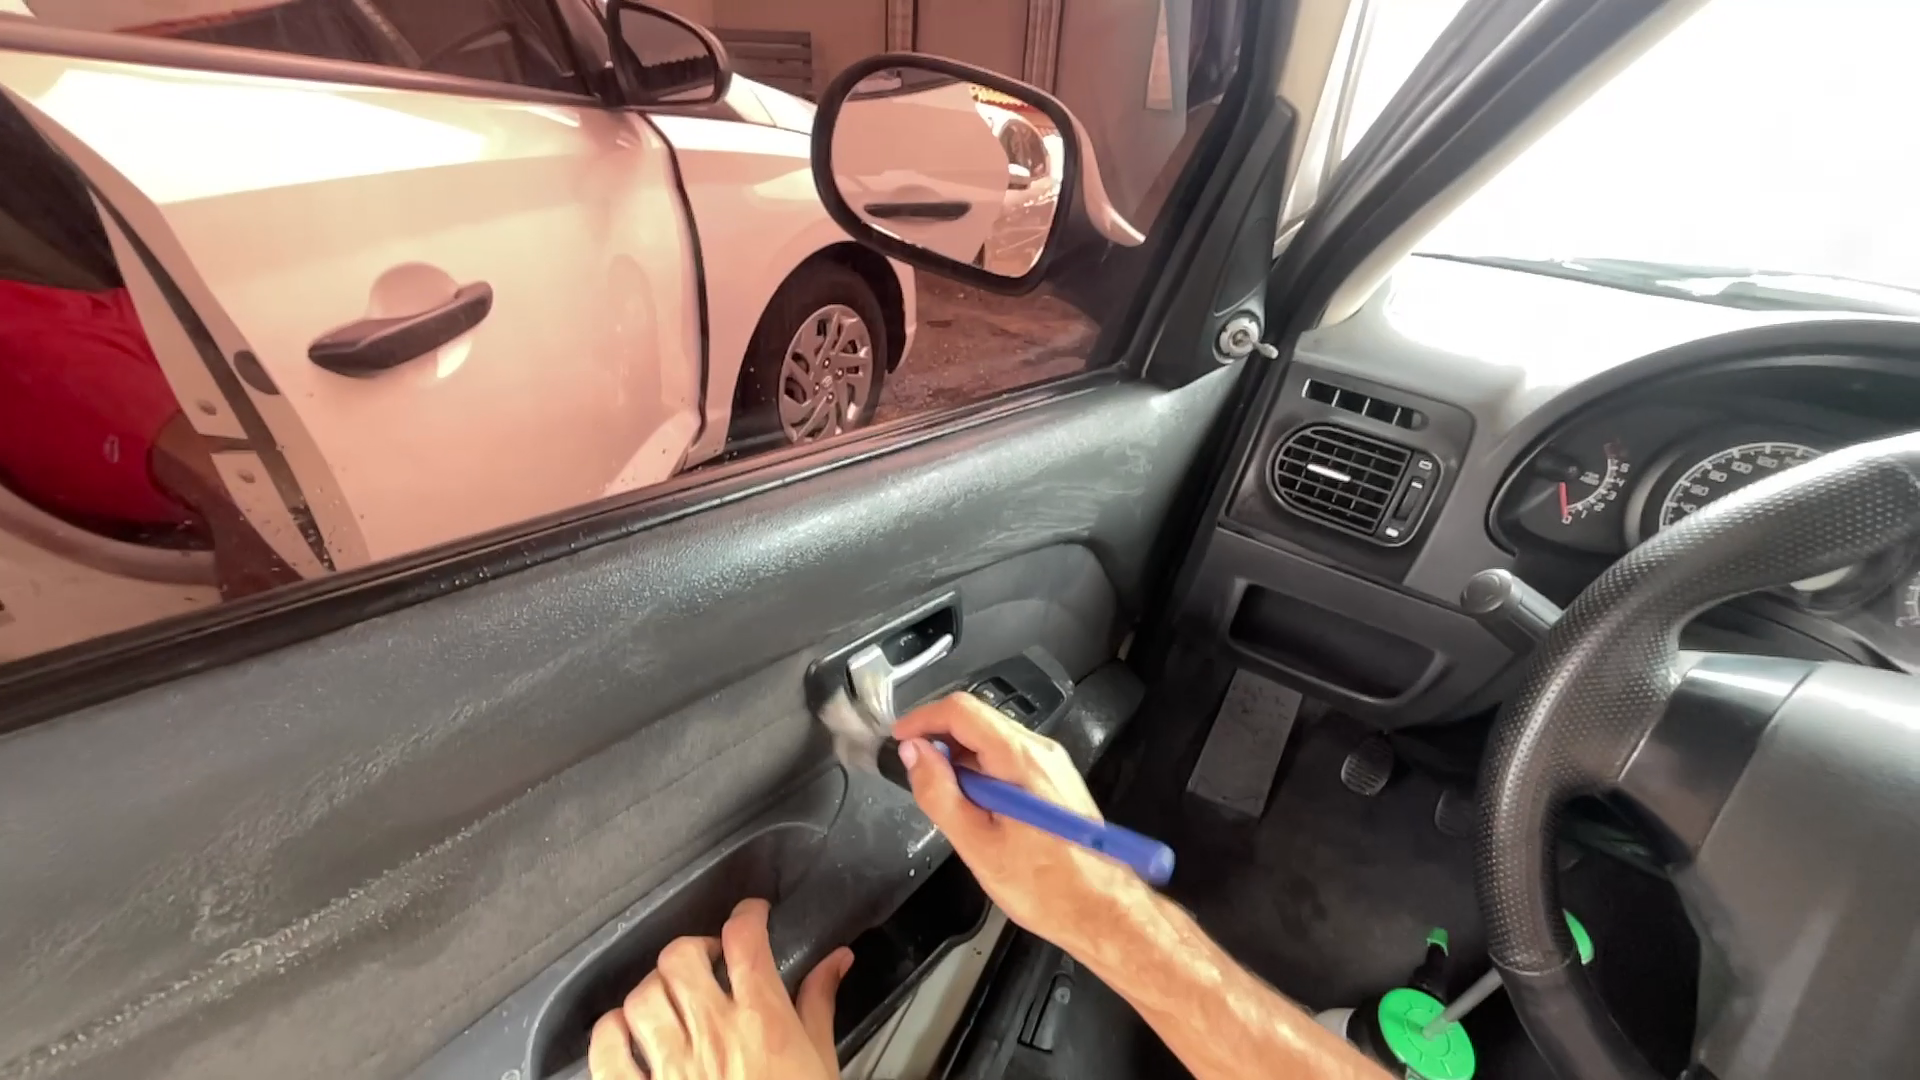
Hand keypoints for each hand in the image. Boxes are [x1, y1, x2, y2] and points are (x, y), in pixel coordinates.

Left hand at [588, 898, 851, 1079]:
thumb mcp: (821, 1060)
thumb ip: (820, 1002)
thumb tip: (838, 957)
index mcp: (760, 1018)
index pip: (744, 939)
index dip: (747, 914)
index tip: (752, 915)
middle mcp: (711, 1033)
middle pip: (681, 956)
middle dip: (695, 948)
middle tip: (710, 960)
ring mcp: (669, 1068)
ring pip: (642, 997)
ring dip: (656, 988)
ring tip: (673, 998)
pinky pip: (606, 1050)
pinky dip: (612, 1031)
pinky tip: (631, 1031)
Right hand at [893, 694, 1150, 954]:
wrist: (1103, 911)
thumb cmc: (1044, 887)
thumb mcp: (977, 845)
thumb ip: (940, 793)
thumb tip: (914, 753)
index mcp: (1020, 759)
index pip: (962, 711)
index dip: (923, 718)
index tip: (899, 738)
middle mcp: (1040, 750)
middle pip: (978, 718)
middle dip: (938, 735)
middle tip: (913, 767)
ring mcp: (1051, 762)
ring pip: (992, 736)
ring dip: (959, 753)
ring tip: (941, 791)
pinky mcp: (1054, 777)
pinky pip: (1008, 755)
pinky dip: (981, 767)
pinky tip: (972, 801)